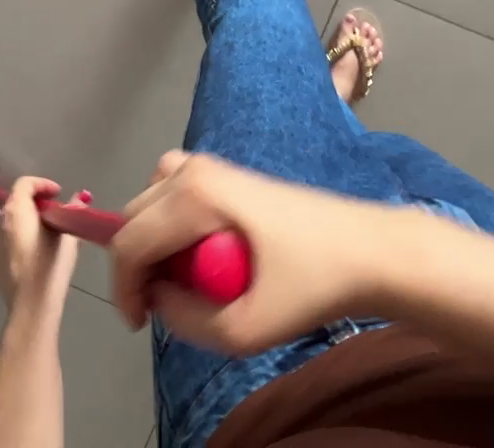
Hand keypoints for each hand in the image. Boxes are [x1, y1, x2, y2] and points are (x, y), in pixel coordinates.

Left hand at [0, 177, 80, 312]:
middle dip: (36, 203)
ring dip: (27, 220)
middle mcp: (0, 221)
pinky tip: (34, 252)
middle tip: (55, 213)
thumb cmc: (51, 264)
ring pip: (11, 221)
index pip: (25, 183)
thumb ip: (72, 212)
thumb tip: (78, 200)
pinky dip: (19, 237)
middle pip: (17, 201)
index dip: (43, 184)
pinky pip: (6, 240)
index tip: (59, 194)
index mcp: (16, 210)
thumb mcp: (68, 235)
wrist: (31, 304)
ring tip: (45, 233)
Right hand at [110, 152, 409, 354]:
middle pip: (136, 215)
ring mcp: (212, 164)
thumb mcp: (245, 328)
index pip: (130, 241)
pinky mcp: (228, 172)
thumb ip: (185, 320)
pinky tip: (202, 250)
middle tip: (166, 305)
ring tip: (183, 276)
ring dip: (154, 239)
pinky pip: (175, 190)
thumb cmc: (312, 284)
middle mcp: (196, 169)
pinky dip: (172, 221)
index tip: (142, 326)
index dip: (125, 289)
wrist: (369, 249)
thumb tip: (158, 299)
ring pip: (152, 198)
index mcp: (195, 196)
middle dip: (139, 264)